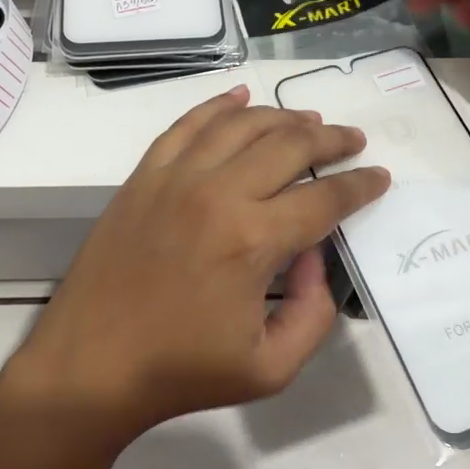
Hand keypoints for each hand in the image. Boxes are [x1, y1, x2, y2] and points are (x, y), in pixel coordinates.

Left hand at [5, 86, 389, 437]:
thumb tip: (314, 257)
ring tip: (309, 120)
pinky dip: (217, 106)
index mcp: (253, 240)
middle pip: (288, 145)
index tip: (379, 177)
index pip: (324, 198)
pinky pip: (187, 125)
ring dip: (282, 116)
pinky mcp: (144, 175)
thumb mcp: (271, 367)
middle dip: (331, 139)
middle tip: (352, 140)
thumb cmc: (181, 371)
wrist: (91, 363)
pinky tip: (239, 98)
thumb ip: (314, 312)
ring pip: (240, 124)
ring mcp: (175, 177)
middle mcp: (218, 193)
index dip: (360, 185)